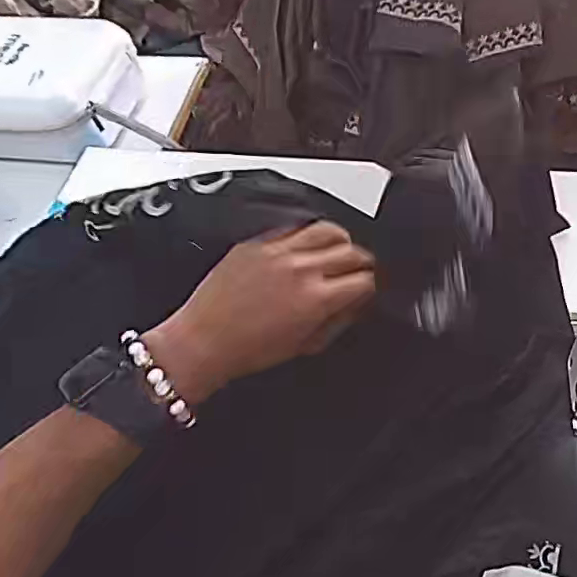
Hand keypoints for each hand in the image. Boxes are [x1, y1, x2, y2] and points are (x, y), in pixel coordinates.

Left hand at [143, 221, 375, 402]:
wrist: (205, 341)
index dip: (372, 286)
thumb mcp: (306, 344)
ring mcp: (279, 251)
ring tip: (338, 252)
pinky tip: (307, 248)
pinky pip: (295, 227)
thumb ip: (338, 321)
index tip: (367, 290)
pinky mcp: (258, 243)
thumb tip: (355, 304)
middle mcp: (301, 269)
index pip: (364, 279)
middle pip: (352, 250)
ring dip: (341, 240)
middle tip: (359, 272)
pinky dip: (309, 235)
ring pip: (328, 229)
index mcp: (317, 298)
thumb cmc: (248, 350)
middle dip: (363, 262)